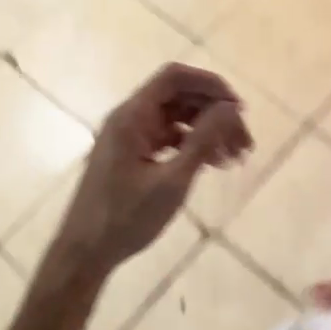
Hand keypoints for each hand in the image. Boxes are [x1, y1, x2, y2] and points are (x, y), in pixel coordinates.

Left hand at [53, 63, 253, 272]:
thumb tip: (231, 108)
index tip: (239, 110)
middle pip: (178, 97)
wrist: (85, 252)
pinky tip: (211, 165)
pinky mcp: (130, 155)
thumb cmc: (126, 218)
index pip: (175, 77)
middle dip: (214, 113)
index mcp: (131, 116)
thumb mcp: (172, 181)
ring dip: (206, 131)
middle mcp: (128, 118)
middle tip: (244, 143)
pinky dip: (190, 146)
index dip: (211, 85)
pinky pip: (166, 138)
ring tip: (234, 159)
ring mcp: (127, 137)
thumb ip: (203, 141)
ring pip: (175, 119)